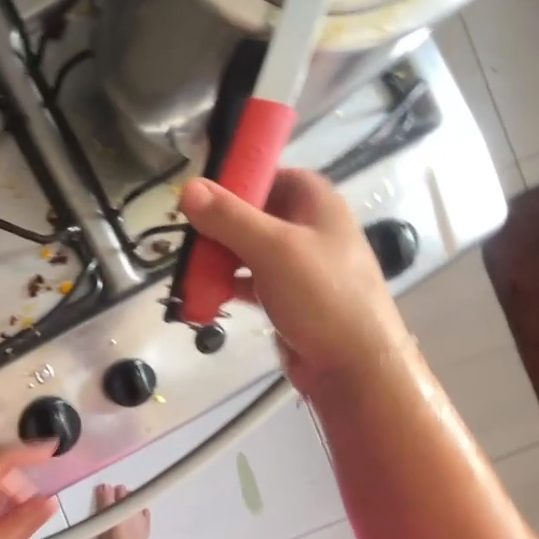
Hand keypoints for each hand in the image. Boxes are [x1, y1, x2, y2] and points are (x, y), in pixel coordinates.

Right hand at [179, 170, 417, 396]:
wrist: (351, 363)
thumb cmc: (321, 296)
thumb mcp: (273, 249)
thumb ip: (230, 219)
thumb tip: (188, 188)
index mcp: (316, 204)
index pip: (274, 174)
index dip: (240, 180)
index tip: (202, 194)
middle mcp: (309, 229)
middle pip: (256, 214)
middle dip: (220, 225)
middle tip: (187, 237)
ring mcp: (299, 266)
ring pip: (249, 250)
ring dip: (219, 258)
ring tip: (189, 269)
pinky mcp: (288, 298)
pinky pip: (251, 282)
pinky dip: (228, 286)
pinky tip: (206, 296)